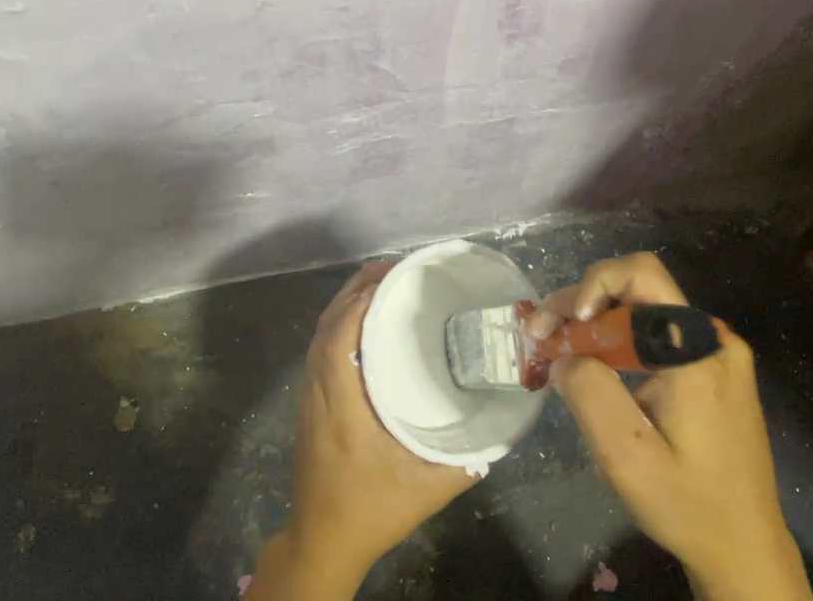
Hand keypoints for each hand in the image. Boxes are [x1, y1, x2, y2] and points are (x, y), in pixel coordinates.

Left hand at [247, 261, 478, 599]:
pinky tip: (363, 323)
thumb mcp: (427, 490)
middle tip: (390, 270)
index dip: (357, 305)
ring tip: (379, 286)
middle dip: (353, 292)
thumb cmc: (372, 512)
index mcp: (341, 409)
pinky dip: (338, 325)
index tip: (387, 280)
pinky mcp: (309, 404)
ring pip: (318, 337)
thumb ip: (466, 459)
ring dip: (343, 305)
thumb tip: (503, 423)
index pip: (337, 342)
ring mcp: (309, 398)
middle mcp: (318, 394)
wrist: (322, 541)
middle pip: (325, 328)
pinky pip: (319, 350)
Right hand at [528, 253, 812, 600]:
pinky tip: (593, 369)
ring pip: (644, 310)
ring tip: (559, 353)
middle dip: (582, 305)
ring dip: (597, 324)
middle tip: (542, 338)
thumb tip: (566, 355)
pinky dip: (618, 340)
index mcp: (697, 351)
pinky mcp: (714, 371)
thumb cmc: (687, 504)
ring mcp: (717, 354)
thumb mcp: (626, 455)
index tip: (568, 326)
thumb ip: (590, 393)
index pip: (641, 275)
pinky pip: (658, 334)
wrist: (746, 549)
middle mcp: (713, 339)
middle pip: (638, 289)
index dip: (594, 285)